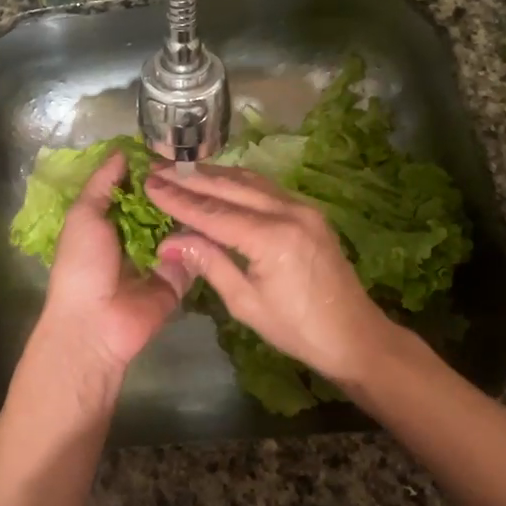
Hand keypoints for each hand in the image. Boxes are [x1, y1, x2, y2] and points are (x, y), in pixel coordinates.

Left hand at [28, 152, 193, 397]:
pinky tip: (222, 216)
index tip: (173, 148)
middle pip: (161, 205)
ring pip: (181, 225)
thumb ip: (102, 183)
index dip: (150, 170)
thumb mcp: (84, 215)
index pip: (134, 188)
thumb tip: (121, 152)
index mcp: (108, 221)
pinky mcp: (178, 278)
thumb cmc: (81, 265)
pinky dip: (203, 238)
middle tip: (202, 164)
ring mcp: (159, 257)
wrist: (95, 324)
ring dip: (192, 209)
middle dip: (176, 188)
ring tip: (215, 184)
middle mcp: (135, 236)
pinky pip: (194, 253)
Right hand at [145, 164, 396, 383]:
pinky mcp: (308, 211)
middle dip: (189, 178)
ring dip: (212, 175)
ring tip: (178, 170)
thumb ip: (209, 264)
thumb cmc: (298, 330)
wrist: (356, 336)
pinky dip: (236, 182)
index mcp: (271, 238)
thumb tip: (168, 242)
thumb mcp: (246, 303)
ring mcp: (302, 208)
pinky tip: (217, 181)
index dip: (177, 198)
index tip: (148, 184)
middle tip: (156, 169)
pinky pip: (264, 188)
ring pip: (248, 181)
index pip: (212, 212)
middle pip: (229, 187)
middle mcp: (288, 212)